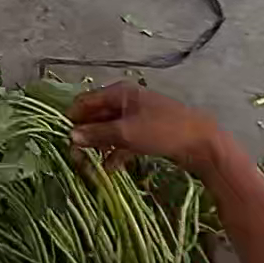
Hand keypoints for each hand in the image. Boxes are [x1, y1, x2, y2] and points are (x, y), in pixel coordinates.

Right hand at [68, 83, 229, 176]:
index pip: (86, 101)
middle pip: (97, 115)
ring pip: (109, 129)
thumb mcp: (126, 133)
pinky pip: (123, 140)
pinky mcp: (146, 133)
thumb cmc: (162, 131)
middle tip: (72, 153)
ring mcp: (136, 117)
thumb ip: (98, 134)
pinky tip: (109, 169)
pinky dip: (115, 152)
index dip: (73, 117)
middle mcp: (126, 101)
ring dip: (99, 145)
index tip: (60, 135)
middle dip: (85, 133)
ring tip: (87, 163)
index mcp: (120, 92)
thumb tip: (71, 136)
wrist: (203, 143)